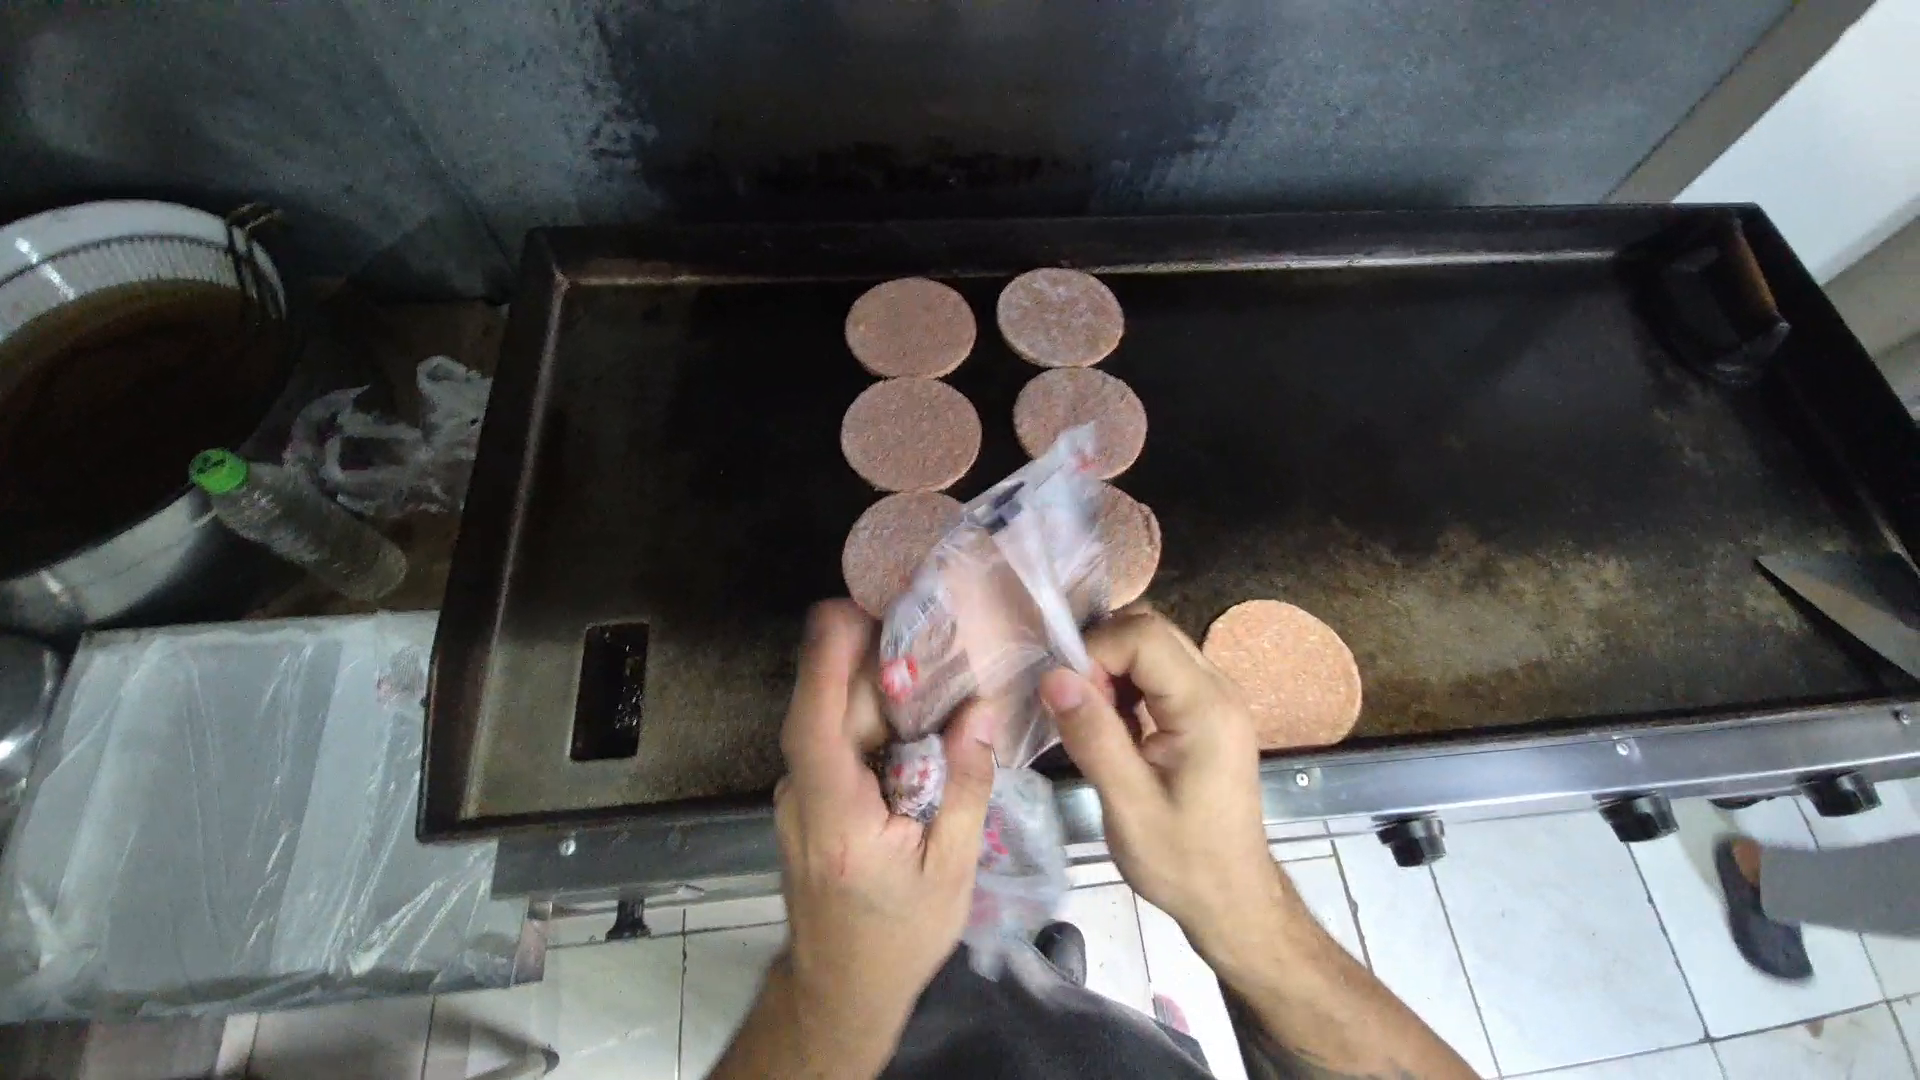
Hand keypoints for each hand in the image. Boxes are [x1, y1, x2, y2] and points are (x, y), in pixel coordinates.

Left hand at [770, 601, 997, 1070]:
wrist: (840, 988)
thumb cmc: (898, 936)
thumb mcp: (950, 870)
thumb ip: (965, 787)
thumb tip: (980, 711)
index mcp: (835, 816)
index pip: (816, 723)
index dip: (826, 660)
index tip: (849, 608)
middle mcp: (802, 796)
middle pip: (823, 709)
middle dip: (862, 656)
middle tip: (914, 615)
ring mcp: (798, 797)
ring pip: (828, 720)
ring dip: (867, 682)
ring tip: (920, 648)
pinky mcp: (807, 799)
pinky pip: (835, 740)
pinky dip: (867, 714)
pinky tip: (909, 706)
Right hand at [1038, 606, 1288, 961]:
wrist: (1234, 902)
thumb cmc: (1183, 862)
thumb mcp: (1128, 805)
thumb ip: (1093, 735)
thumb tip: (1052, 675)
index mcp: (1205, 707)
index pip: (1144, 635)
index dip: (1095, 651)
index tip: (1068, 696)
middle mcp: (1217, 689)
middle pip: (1151, 630)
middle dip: (1101, 654)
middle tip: (1076, 704)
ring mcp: (1215, 698)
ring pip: (1153, 646)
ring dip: (1112, 668)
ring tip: (1091, 717)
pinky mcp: (1205, 713)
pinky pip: (1159, 672)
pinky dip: (1126, 683)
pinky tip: (1112, 724)